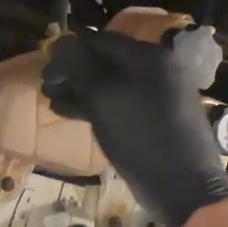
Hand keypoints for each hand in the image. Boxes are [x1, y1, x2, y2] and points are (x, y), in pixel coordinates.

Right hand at [41, 28, 227, 226]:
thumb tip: (62, 44)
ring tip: (51, 98)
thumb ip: (79, 66)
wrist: (182, 185)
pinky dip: (93, 105)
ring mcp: (155, 94)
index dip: (68, 49)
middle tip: (46, 83)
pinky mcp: (152, 118)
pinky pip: (117, 102)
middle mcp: (154, 69)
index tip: (44, 64)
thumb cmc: (141, 135)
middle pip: (103, 61)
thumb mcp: (103, 97)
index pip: (99, 40)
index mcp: (147, 56)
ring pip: (108, 83)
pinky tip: (68, 112)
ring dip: (78, 89)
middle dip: (72, 71)